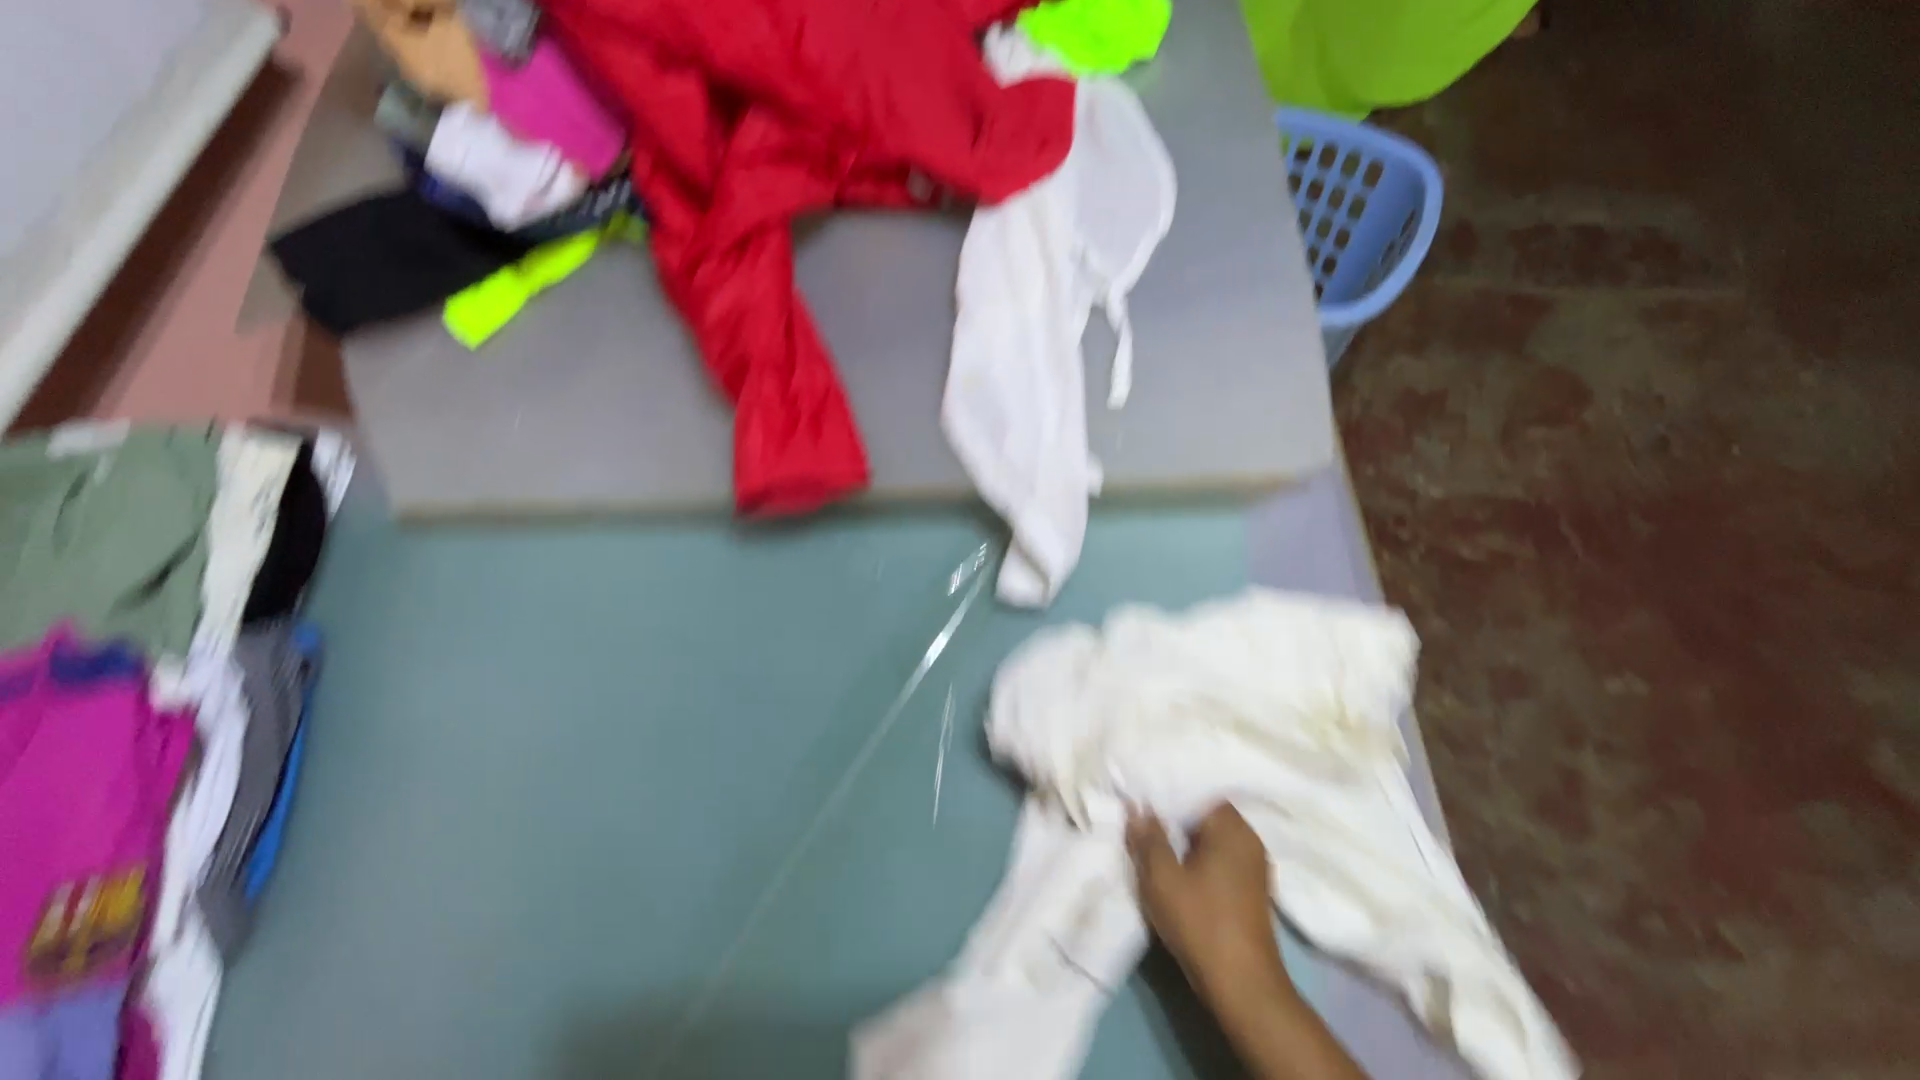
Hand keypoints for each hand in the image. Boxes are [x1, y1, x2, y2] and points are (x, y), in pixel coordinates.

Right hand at [1127, 803, 1291, 1006]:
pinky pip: (1220, 858)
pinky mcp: (1251, 890)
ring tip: (1152, 840)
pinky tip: (1175, 866)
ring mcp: (1254, 866)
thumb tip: (1138, 807)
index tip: (1140, 792)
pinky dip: (1198, 857)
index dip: (1168, 790)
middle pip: (1206, 814)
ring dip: (1185, 839)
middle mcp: (1249, 839)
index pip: (1199, 791)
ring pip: (1212, 838)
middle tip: (1140, 815)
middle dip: (1174, 814)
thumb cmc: (1200, 922)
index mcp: (1232, 828)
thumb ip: (1148, 838)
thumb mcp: (1162, 878)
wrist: (1241, 984)